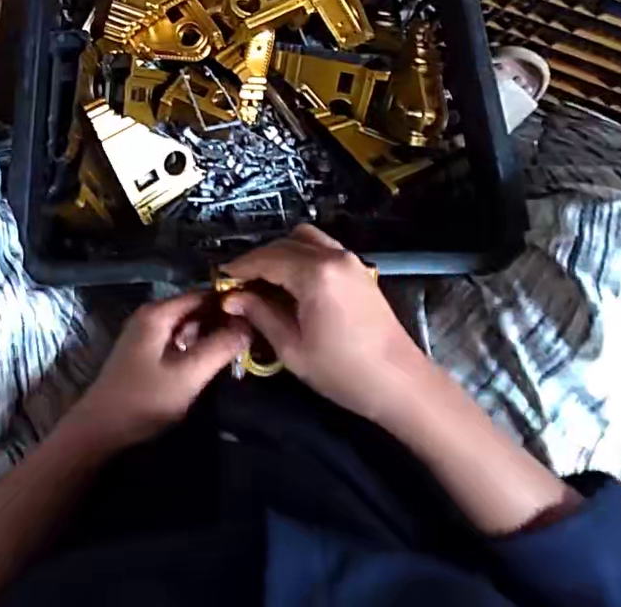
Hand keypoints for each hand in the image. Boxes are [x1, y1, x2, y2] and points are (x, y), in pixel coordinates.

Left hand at [64, 291, 250, 449]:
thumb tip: (250, 326)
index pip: (202, 294)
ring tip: (241, 346)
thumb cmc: (143, 400)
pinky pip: (179, 339)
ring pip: (188, 325)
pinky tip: (215, 360)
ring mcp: (147, 334)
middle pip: (195, 308)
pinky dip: (197, 346)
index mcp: (158, 313)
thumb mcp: (187, 376)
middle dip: (222, 319)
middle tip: (253, 334)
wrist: (99, 431)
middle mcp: (151, 315)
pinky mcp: (146, 352)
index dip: (230, 302)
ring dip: (211, 334)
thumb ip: (219, 349)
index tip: (257, 314)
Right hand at [220, 224, 437, 425]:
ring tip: (265, 280)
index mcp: (314, 273)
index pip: (266, 258)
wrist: (400, 382)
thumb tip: (230, 298)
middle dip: (257, 260)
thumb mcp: (292, 348)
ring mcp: (348, 258)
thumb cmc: (343, 371)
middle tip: (239, 284)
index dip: (240, 267)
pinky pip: (321, 246)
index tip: (220, 279)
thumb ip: (260, 314)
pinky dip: (301, 253)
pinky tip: (292, 280)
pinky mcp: (357, 267)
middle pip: (283, 244)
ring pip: (303, 238)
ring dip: (280, 252)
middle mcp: (331, 255)